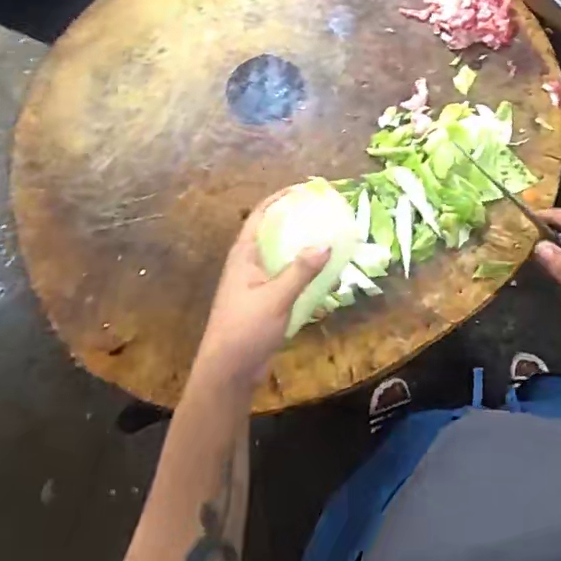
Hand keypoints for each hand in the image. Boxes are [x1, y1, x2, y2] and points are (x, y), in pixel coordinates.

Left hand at [193, 193, 331, 387]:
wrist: (229, 371)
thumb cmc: (245, 329)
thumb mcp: (275, 298)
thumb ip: (300, 271)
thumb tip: (325, 244)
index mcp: (244, 254)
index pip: (261, 215)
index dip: (280, 198)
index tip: (305, 189)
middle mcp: (249, 263)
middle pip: (274, 233)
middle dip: (297, 222)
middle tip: (325, 214)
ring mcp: (257, 283)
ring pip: (283, 257)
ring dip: (304, 249)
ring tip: (331, 240)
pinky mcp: (266, 302)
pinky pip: (288, 279)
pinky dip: (305, 274)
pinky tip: (326, 278)